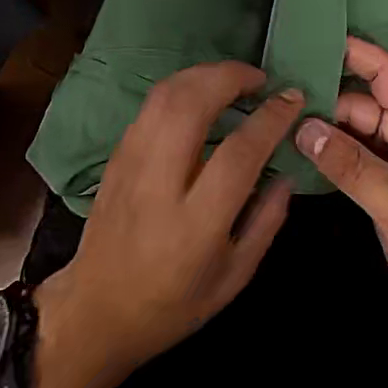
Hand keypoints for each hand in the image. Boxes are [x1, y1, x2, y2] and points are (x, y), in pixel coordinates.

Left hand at [32, 62, 300, 387]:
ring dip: (203, 74)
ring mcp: (130, 166)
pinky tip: (201, 94)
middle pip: (190, 106)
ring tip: (234, 79)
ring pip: (164, 97)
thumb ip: (266, 221)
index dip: (269, 119)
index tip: (291, 99)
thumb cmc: (172, 304)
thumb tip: (287, 171)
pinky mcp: (115, 157)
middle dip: (230, 77)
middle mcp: (157, 186)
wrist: (96, 312)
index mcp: (194, 225)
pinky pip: (149, 107)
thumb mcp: (234, 278)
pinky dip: (181, 88)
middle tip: (260, 78)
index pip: (237, 154)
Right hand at [294, 36, 387, 331]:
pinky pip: (348, 160)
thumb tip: (301, 127)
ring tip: (272, 117)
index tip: (308, 35)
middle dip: (322, 96)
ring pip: (350, 132)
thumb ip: (350, 164)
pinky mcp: (381, 189)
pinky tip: (292, 151)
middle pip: (359, 103)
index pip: (386, 73)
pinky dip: (324, 156)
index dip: (352, 51)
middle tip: (272, 91)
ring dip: (319, 128)